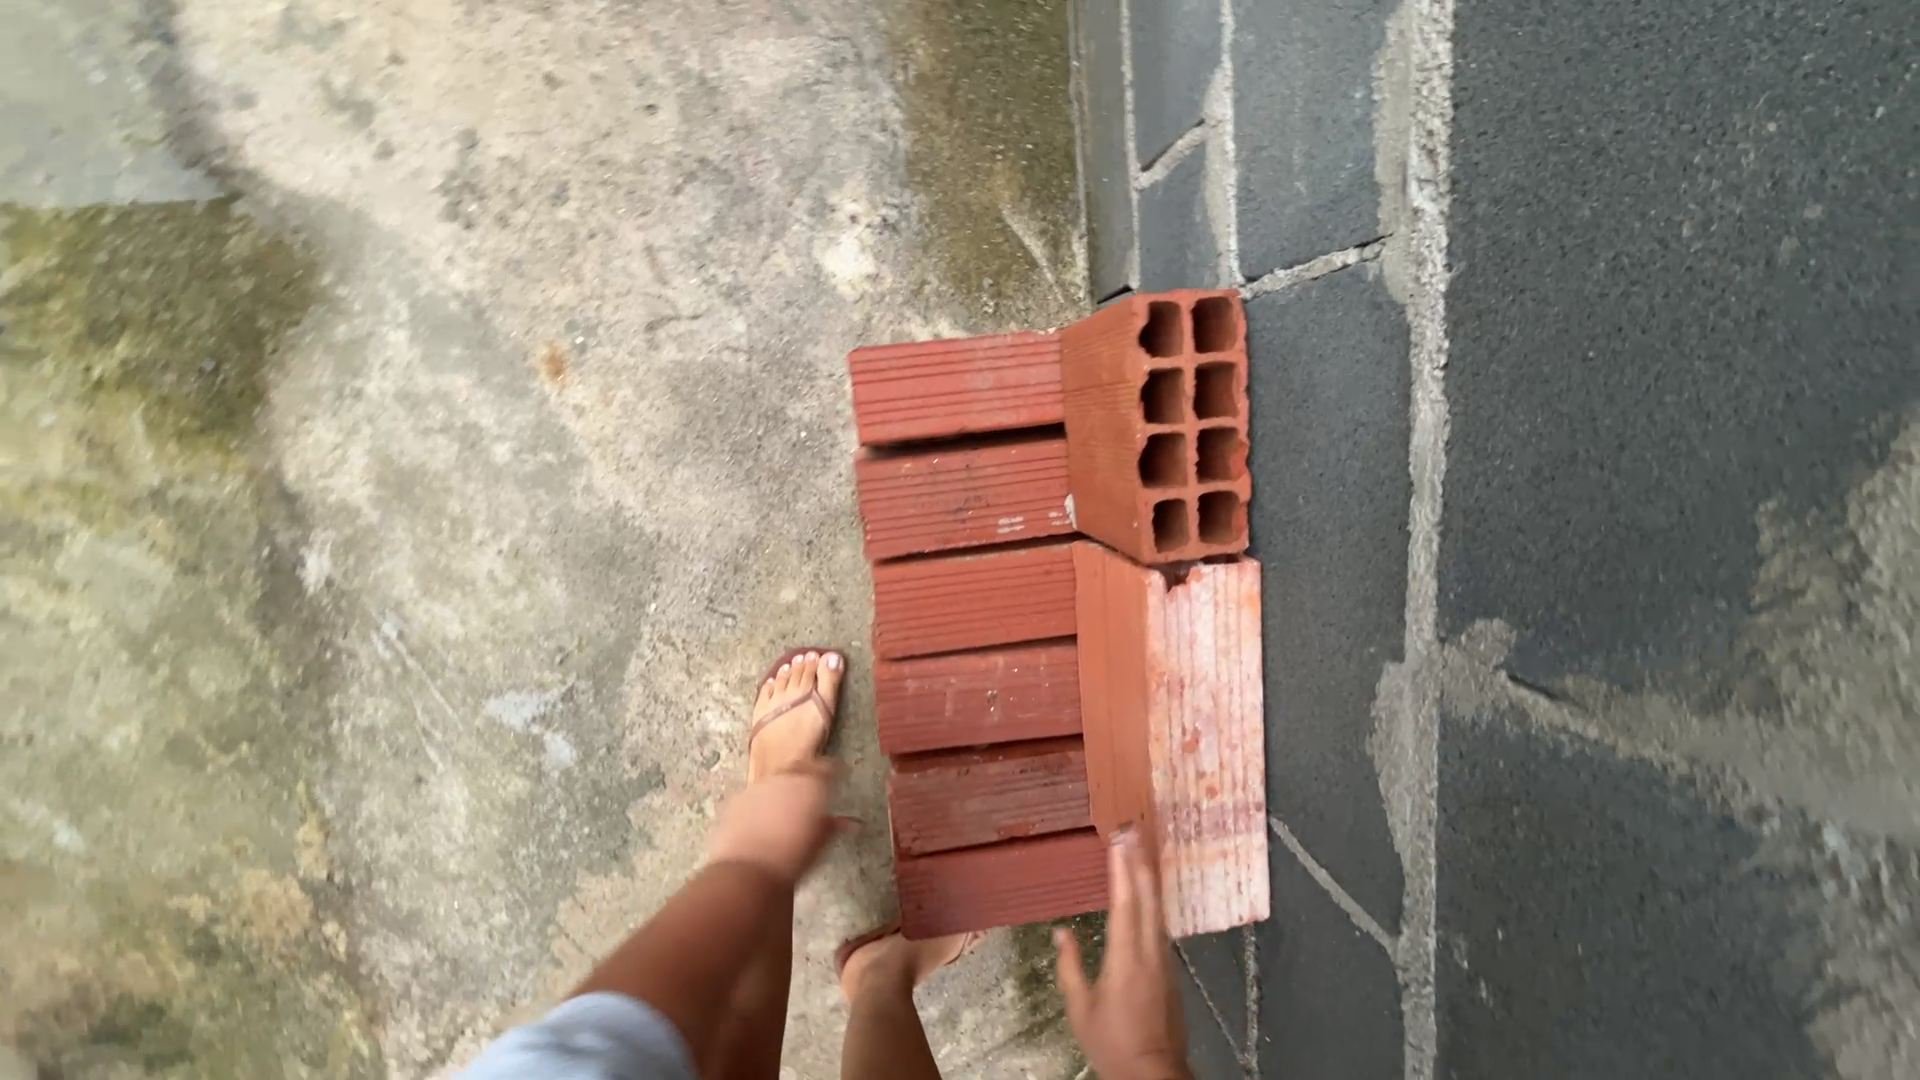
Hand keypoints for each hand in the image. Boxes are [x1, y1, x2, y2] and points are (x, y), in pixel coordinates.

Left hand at [704, 759, 837, 886]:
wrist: (747, 873)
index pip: (828, 767)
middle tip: (810, 791)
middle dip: (807, 775)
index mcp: (814, 785)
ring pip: (777, 779)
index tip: (835, 777)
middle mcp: (787, 778)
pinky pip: (755, 793)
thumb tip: (847, 822)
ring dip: (783, 788)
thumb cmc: (790, 860)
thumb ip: (833, 826)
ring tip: (785, 809)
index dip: (833, 771)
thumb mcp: (820, 844)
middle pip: (801, 767)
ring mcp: (760, 786)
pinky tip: (761, 820)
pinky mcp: (738, 798)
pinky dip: (761, 801)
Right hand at [1055, 827, 1189, 1079]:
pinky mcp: (1170, 968)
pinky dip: (1152, 897)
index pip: (1124, 901)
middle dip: (1139, 859)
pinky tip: (1147, 889)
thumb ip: (1070, 966)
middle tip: (1131, 828)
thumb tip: (1061, 930)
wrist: (1155, 1074)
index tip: (1118, 838)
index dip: (1121, 867)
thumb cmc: (1113, 1042)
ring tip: (1139, 848)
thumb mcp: (1081, 1009)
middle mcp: (1149, 949)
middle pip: (1147, 895)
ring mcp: (1164, 958)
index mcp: (1125, 956)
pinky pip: (1160, 921)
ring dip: (1147, 874)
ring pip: (1157, 906)